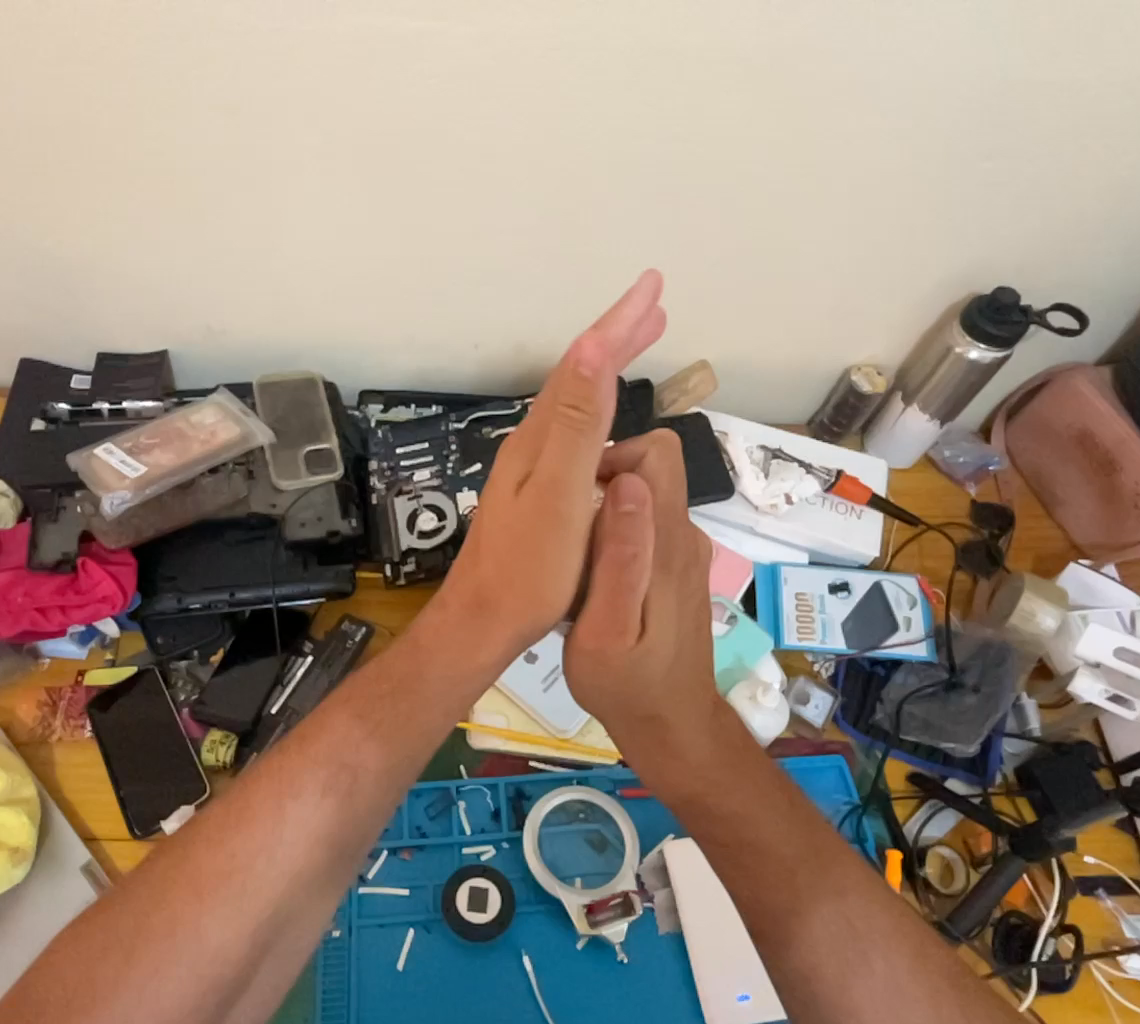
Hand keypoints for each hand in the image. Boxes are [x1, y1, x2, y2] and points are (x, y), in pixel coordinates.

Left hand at [433, 270, 666, 661]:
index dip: (618, 324)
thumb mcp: (558, 493)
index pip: (583, 366)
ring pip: (575, 404)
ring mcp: (531, 470)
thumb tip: (591, 350)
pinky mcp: (536, 495)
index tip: (652, 288)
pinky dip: (599, 413)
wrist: (485, 620)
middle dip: (616, 338)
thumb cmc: (529, 569)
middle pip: (577, 378)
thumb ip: (576, 425)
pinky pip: (574, 434)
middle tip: (653, 308)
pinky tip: (607, 426)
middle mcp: (532, 444)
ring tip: (635, 347)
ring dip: (607, 370)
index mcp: (541, 439)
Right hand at [563, 430, 730, 762]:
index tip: (570, 493)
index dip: (609, 455)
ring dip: (605, 511)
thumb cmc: (626, 685)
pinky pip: (647, 527)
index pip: (655, 455)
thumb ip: (619, 558)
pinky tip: (589, 577)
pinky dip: (616, 534)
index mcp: (667, 543)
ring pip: (645, 499)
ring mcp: (685, 553)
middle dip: (602, 479)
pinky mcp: (678, 570)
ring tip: (569, 556)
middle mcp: (684, 537)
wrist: (670, 725)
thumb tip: (626, 484)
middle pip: (651, 469)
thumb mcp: (605, 631)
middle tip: (563, 526)